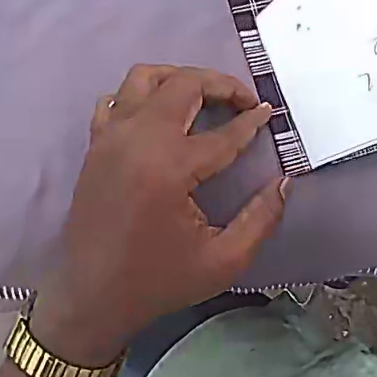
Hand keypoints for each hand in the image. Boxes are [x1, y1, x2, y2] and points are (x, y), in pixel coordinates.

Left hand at [31, 65, 288, 366]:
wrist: (92, 298)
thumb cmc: (159, 281)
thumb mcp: (224, 260)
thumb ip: (261, 218)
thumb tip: (284, 183)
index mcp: (169, 168)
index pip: (222, 132)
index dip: (251, 121)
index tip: (269, 113)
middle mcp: (136, 141)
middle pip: (182, 85)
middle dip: (219, 85)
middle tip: (243, 102)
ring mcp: (110, 139)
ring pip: (144, 78)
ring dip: (179, 79)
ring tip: (204, 98)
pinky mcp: (95, 147)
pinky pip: (117, 99)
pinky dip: (142, 95)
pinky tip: (160, 115)